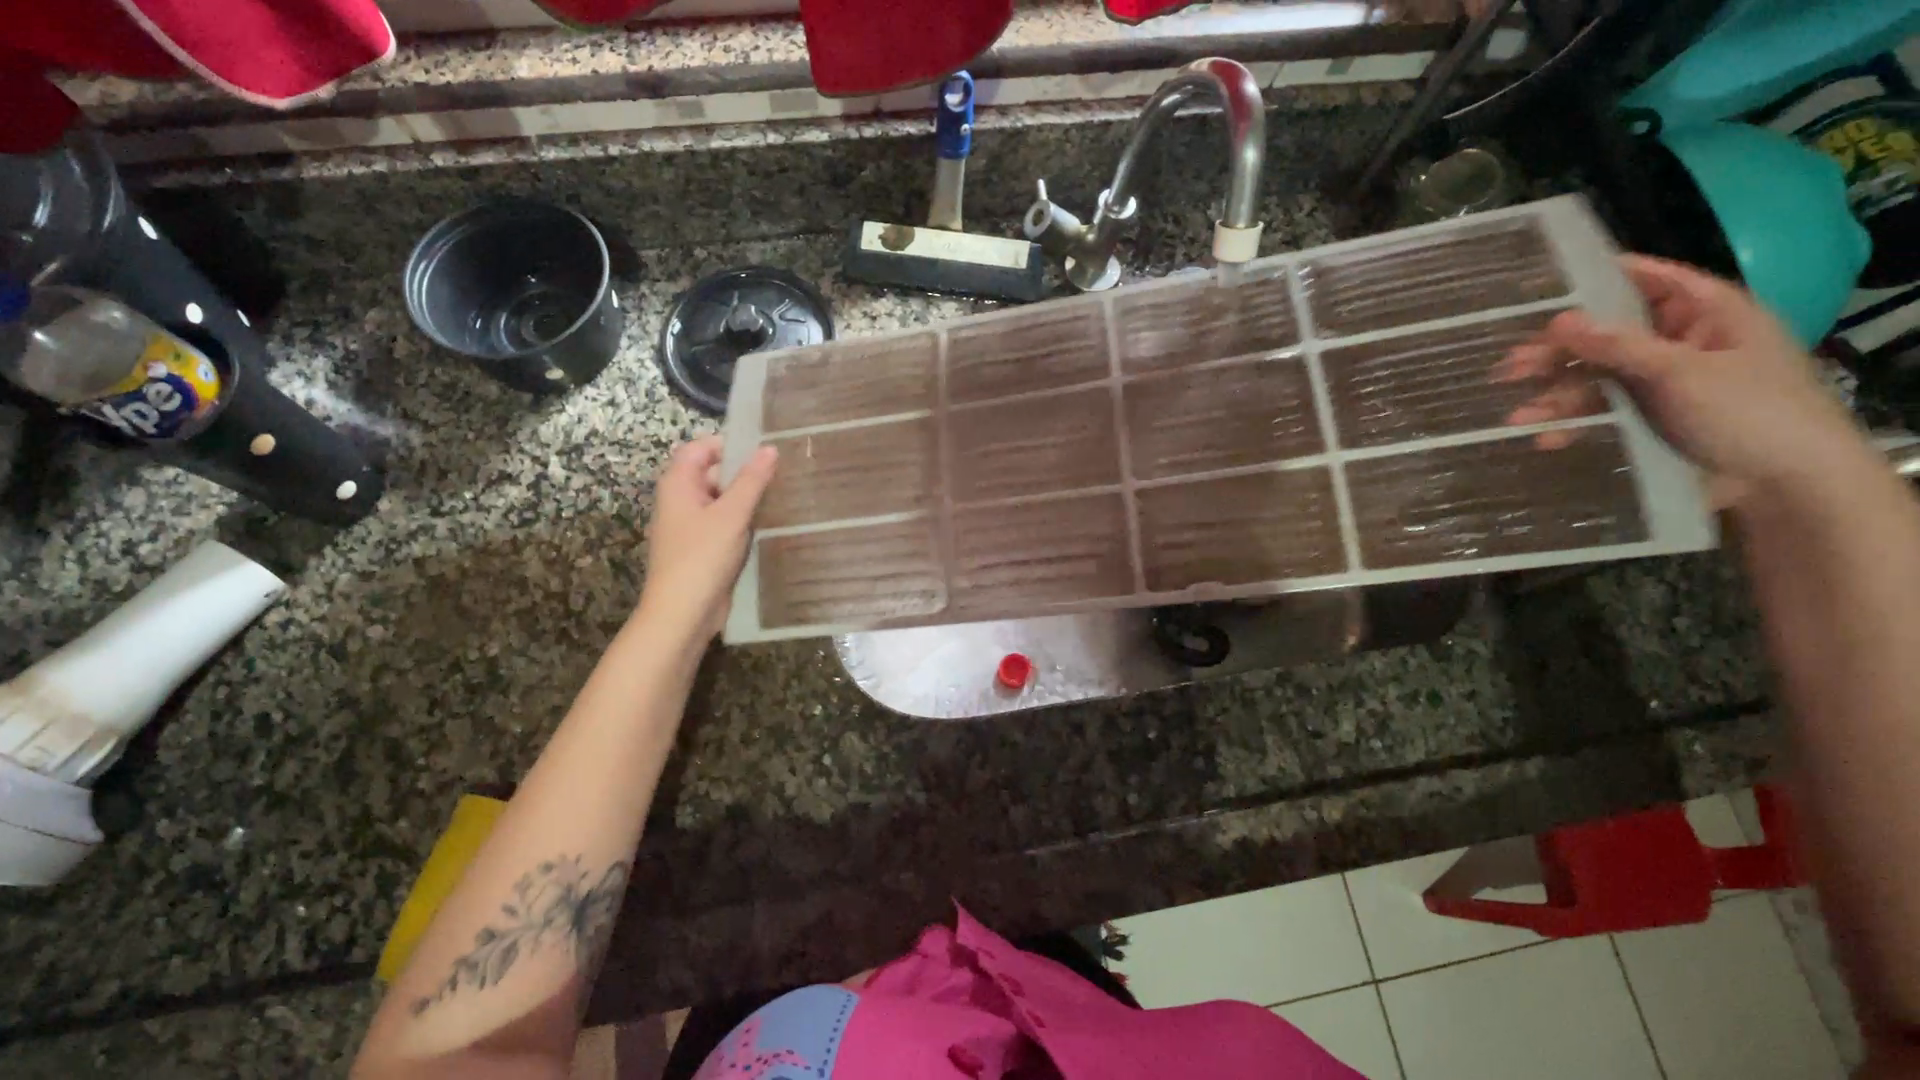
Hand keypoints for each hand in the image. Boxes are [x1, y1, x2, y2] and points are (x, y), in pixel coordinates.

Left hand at [634, 435, 777, 642]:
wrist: (682, 614)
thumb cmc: (702, 557)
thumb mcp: (731, 515)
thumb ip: (751, 481)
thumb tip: (770, 448)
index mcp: (678, 484)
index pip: (699, 448)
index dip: (727, 444)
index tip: (762, 448)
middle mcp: (680, 501)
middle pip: (711, 474)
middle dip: (743, 472)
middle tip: (781, 472)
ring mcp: (690, 527)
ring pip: (720, 502)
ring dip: (746, 499)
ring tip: (782, 495)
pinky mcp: (702, 550)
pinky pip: (724, 526)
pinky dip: (743, 522)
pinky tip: (769, 525)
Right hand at [1499, 255, 1868, 509]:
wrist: (1787, 485)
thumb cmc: (1751, 412)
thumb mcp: (1682, 373)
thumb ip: (1618, 346)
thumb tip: (1558, 320)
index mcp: (1705, 312)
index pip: (1647, 278)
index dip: (1598, 278)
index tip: (1544, 286)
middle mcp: (1681, 340)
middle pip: (1607, 334)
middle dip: (1557, 353)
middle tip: (1509, 368)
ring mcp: (1665, 381)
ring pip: (1597, 377)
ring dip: (1556, 395)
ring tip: (1518, 417)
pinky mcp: (1652, 417)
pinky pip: (1603, 412)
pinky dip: (1574, 423)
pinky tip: (1547, 438)